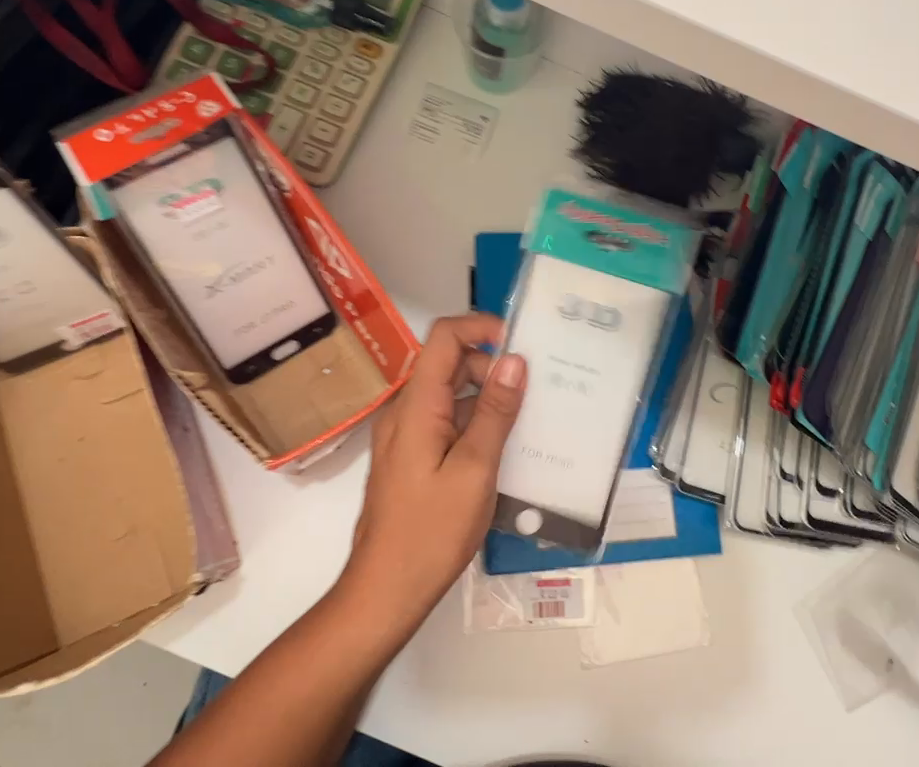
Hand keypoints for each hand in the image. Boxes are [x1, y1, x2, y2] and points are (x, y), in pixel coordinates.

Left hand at [338, 313, 525, 633]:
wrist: (384, 591)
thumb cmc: (432, 531)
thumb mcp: (475, 470)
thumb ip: (494, 413)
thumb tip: (514, 361)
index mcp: (417, 406)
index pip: (444, 338)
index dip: (481, 328)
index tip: (520, 345)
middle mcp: (405, 412)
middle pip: (448, 364)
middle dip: (491, 368)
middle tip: (534, 392)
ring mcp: (405, 436)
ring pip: (449, 396)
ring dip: (486, 400)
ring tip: (528, 421)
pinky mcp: (410, 458)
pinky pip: (444, 424)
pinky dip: (474, 426)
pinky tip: (504, 451)